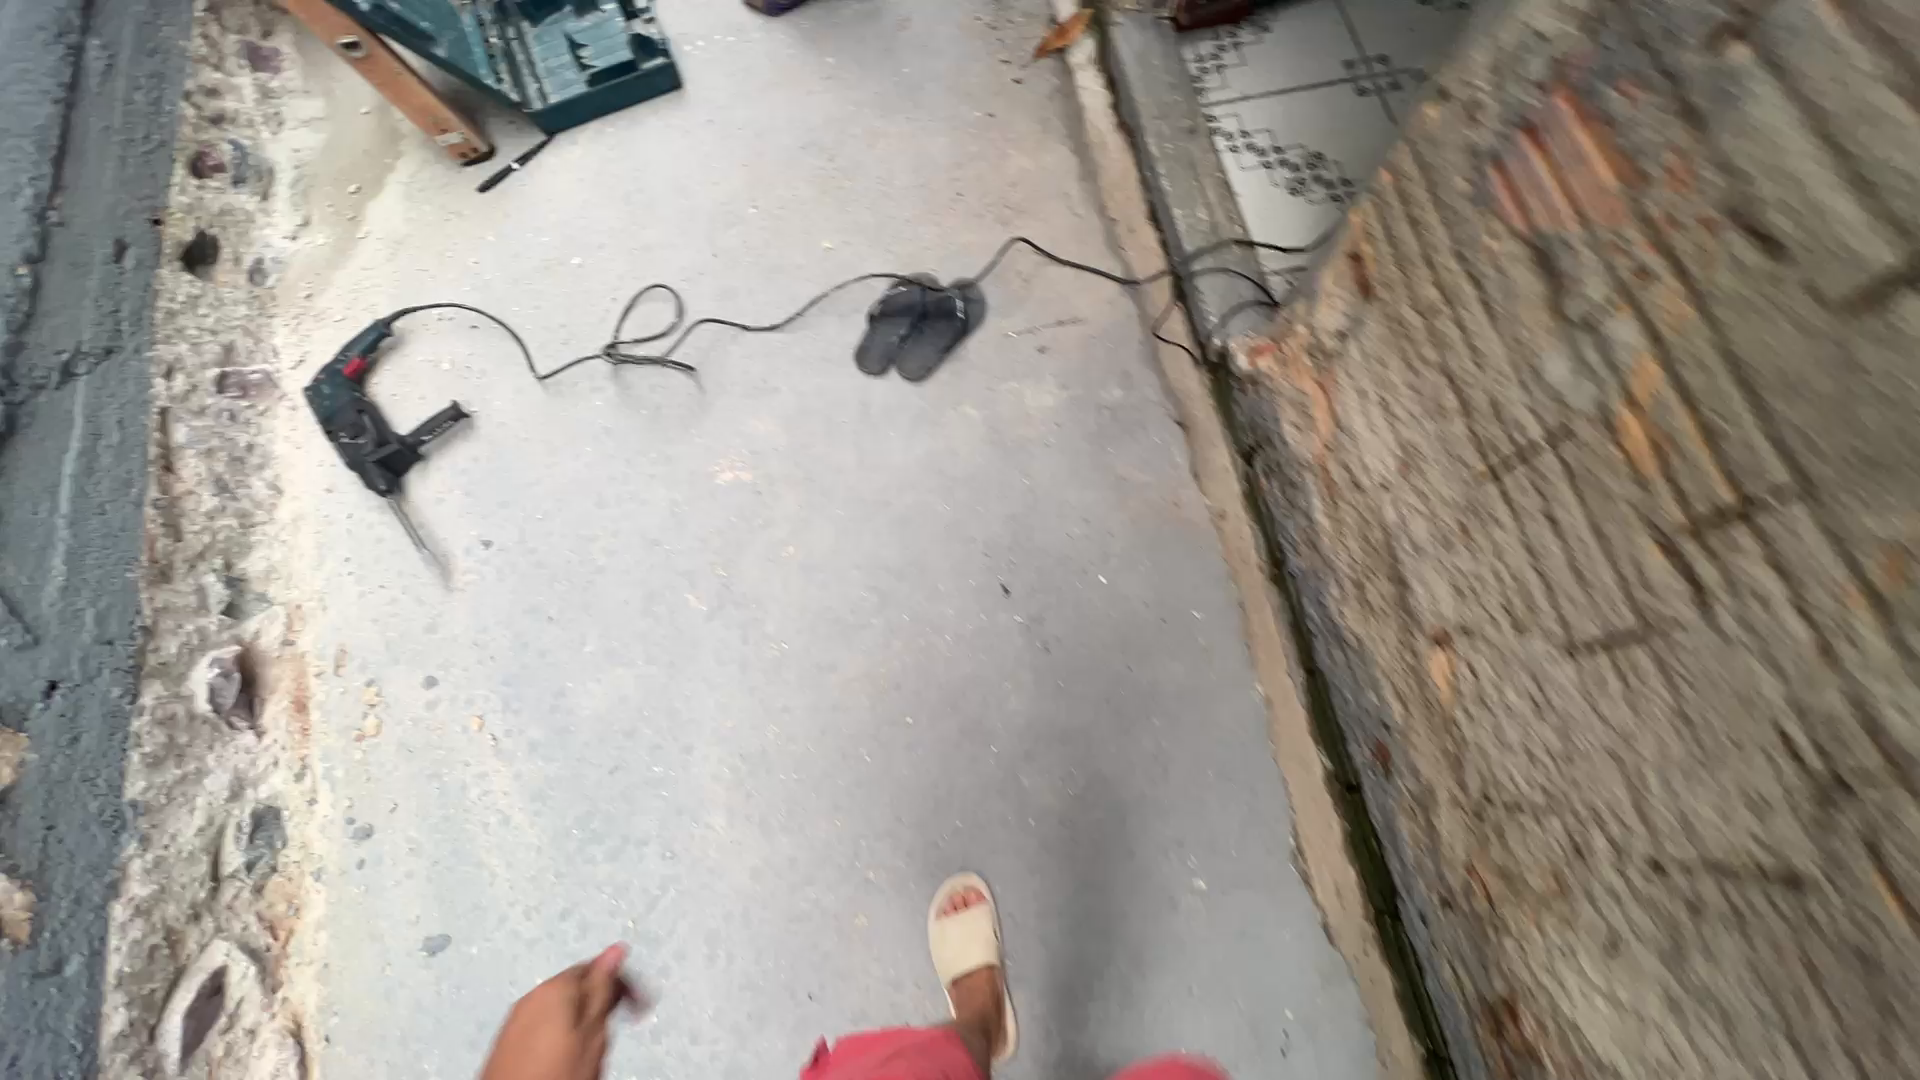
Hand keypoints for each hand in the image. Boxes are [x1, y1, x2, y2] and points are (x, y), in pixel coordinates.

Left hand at [480, 944, 635, 1079]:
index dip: (624, 982)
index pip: (599, 965)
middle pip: (578, 986)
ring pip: (561, 1006)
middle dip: (599, 1001)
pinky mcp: (506, 1041)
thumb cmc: (557, 1073)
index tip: (638, 1002)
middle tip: (616, 1025)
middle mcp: (532, 995)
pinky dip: (559, 1032)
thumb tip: (616, 949)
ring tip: (592, 1044)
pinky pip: (543, 1023)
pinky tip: (565, 1053)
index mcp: (555, 987)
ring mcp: (516, 1019)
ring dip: (580, 1018)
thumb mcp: (593, 1031)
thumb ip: (604, 986)